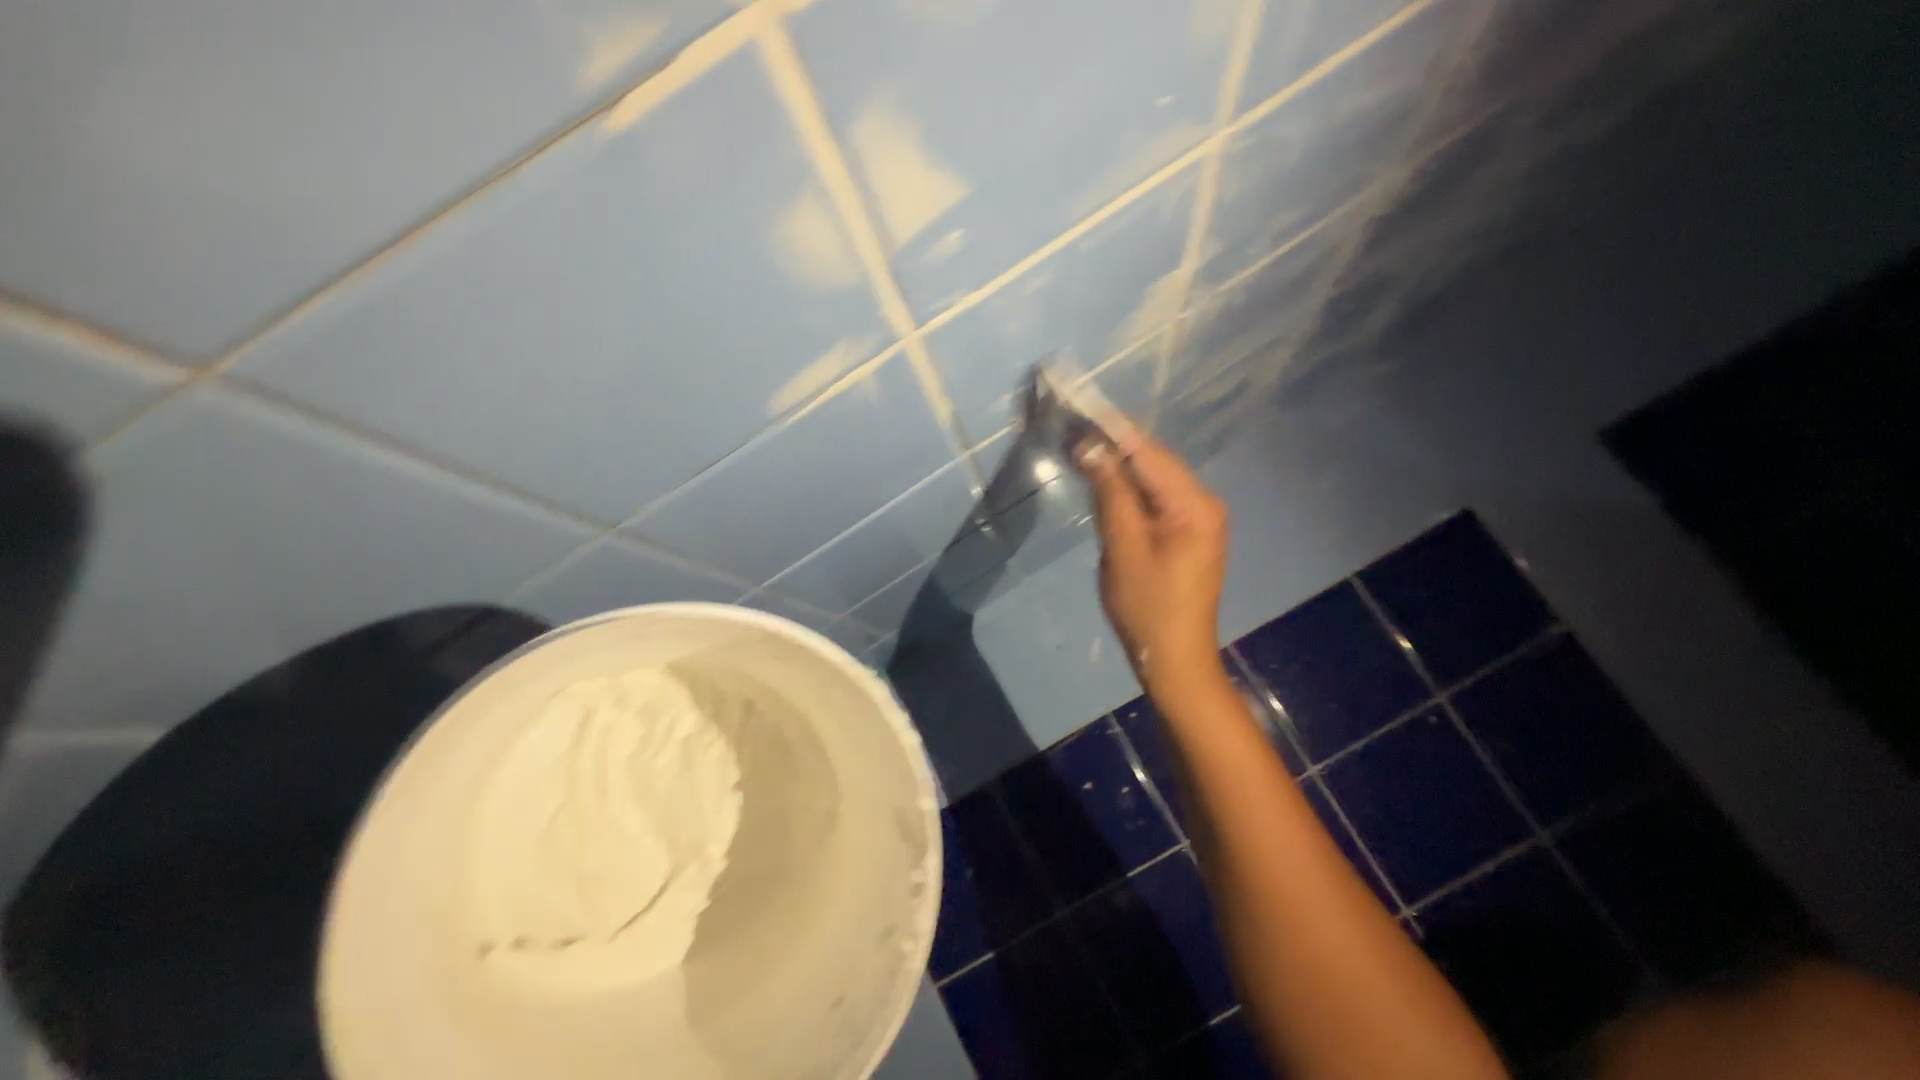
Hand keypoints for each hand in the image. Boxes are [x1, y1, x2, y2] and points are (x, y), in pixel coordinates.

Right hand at [1074, 432, 1228, 686]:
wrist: (1175, 658)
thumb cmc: (1148, 605)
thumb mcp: (1123, 547)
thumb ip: (1111, 493)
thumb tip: (1092, 446)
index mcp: (1194, 504)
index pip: (1148, 452)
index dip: (1112, 429)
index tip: (1079, 407)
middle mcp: (1205, 502)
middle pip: (1155, 461)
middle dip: (1115, 445)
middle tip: (1074, 429)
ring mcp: (1202, 518)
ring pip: (1155, 478)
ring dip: (1122, 466)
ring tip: (1083, 449)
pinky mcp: (1191, 532)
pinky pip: (1159, 498)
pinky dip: (1132, 489)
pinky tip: (1107, 484)